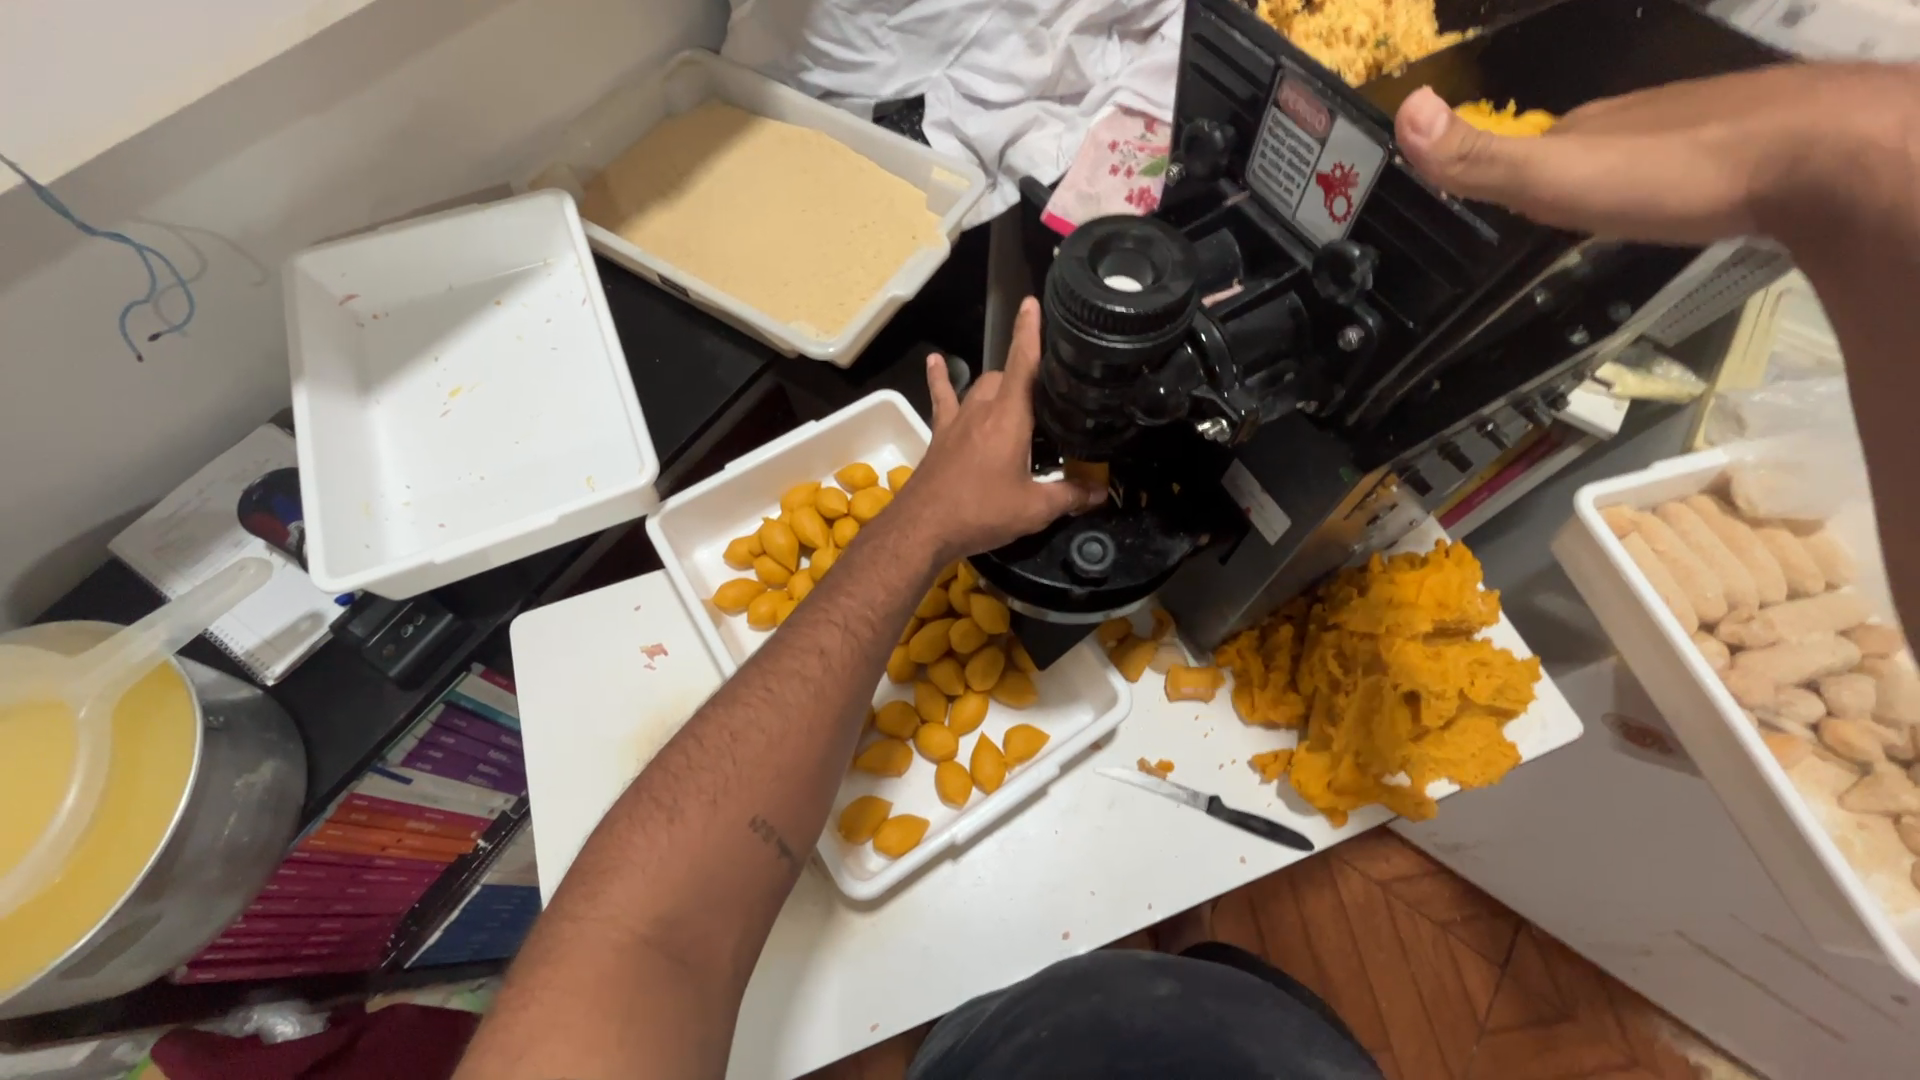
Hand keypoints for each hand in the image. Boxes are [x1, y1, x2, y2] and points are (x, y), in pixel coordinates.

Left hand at [900, 297, 1103, 562]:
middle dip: (1026, 377)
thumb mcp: (1033, 509)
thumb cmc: (980, 512)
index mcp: (1009, 418)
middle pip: (1005, 376)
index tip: (1033, 303)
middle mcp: (982, 409)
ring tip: (1016, 394)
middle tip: (1049, 398)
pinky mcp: (941, 435)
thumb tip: (1100, 492)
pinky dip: (941, 380)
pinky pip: (942, 399)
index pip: (1024, 363)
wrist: (923, 527)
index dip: (1031, 332)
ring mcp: (957, 420)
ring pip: (980, 385)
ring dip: (998, 383)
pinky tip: (935, 362)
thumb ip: (1069, 496)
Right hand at [1392, 64, 1919, 244]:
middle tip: (1547, 223)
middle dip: (1562, 178)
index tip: (1493, 210)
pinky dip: (1675, 184)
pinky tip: (1683, 207)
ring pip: (1641, 153)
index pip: (1527, 148)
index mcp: (1585, 126)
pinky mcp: (1753, 145)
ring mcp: (1700, 123)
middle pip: (1584, 148)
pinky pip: (1694, 162)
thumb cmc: (1669, 172)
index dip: (1505, 174)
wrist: (1820, 158)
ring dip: (1621, 181)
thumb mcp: (1550, 175)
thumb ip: (1477, 156)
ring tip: (1613, 219)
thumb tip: (1405, 108)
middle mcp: (1638, 115)